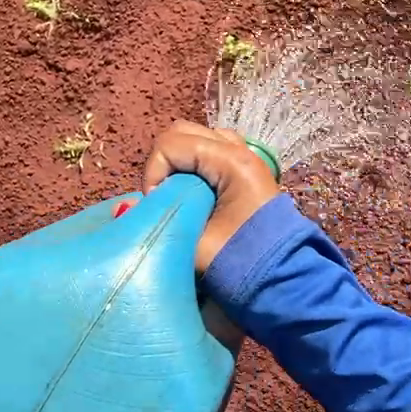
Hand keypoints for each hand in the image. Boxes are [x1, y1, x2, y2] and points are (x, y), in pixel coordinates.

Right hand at [143, 121, 280, 273]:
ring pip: (198, 138)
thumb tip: (128, 209)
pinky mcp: (246, 169)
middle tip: (164, 199)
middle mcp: (240, 150)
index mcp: (231, 162)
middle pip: (182, 132)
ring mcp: (246, 156)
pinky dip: (196, 164)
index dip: (154, 174)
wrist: (283, 279)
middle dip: (164, 162)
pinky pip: (212, 150)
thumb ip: (160, 221)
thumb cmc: (240, 263)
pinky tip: (196, 194)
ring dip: (180, 161)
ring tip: (179, 197)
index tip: (158, 206)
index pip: (170, 144)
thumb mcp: (195, 245)